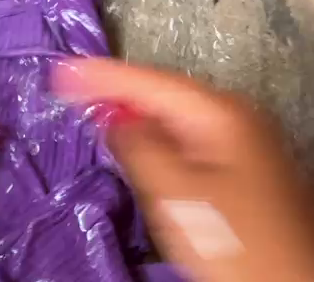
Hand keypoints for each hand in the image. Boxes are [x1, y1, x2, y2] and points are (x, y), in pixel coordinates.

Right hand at [54, 59, 313, 281]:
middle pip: (166, 95)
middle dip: (120, 92)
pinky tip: (142, 150)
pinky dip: (162, 141)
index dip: (103, 75)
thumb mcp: (179, 196)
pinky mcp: (250, 174)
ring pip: (180, 120)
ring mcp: (248, 144)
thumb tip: (113, 114)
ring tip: (97, 112)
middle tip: (73, 90)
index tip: (63, 70)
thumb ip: (140, 148)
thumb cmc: (239, 243)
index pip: (151, 81)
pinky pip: (193, 142)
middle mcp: (237, 116)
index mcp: (221, 112)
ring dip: (139, 117)